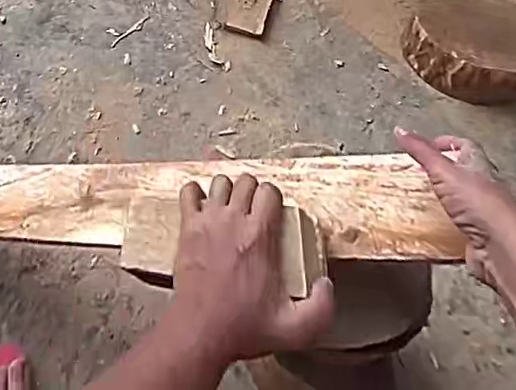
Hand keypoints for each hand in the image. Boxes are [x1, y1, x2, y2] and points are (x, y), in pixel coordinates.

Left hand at [163, 175, 334, 367]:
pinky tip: (201, 205)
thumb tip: (326, 284)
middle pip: (246, 181)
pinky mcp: (188, 227)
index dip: (273, 198)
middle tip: (252, 210)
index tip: (272, 213)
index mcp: (259, 235)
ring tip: (229, 208)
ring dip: (227, 191)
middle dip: (252, 191)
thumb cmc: (242, 327)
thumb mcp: (292, 329)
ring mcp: (209, 220)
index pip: (270, 191)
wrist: (200, 333)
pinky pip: (189, 192)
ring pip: (220, 182)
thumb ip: (320, 309)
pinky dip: (195, 193)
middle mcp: (234, 220)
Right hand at [396, 128, 515, 287]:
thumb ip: (421, 151)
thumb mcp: (442, 170)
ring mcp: (486, 214)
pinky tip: (437, 230)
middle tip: (423, 172)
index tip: (429, 145)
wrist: (503, 249)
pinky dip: (449, 226)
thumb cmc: (479, 202)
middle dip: (445, 171)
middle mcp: (486, 187)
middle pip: (465, 172)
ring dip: (447, 200)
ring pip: (465, 201)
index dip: (447, 142)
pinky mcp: (483, 239)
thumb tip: (399, 130)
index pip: (465, 146)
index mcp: (480, 165)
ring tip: (424, 200)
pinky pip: (463, 228)